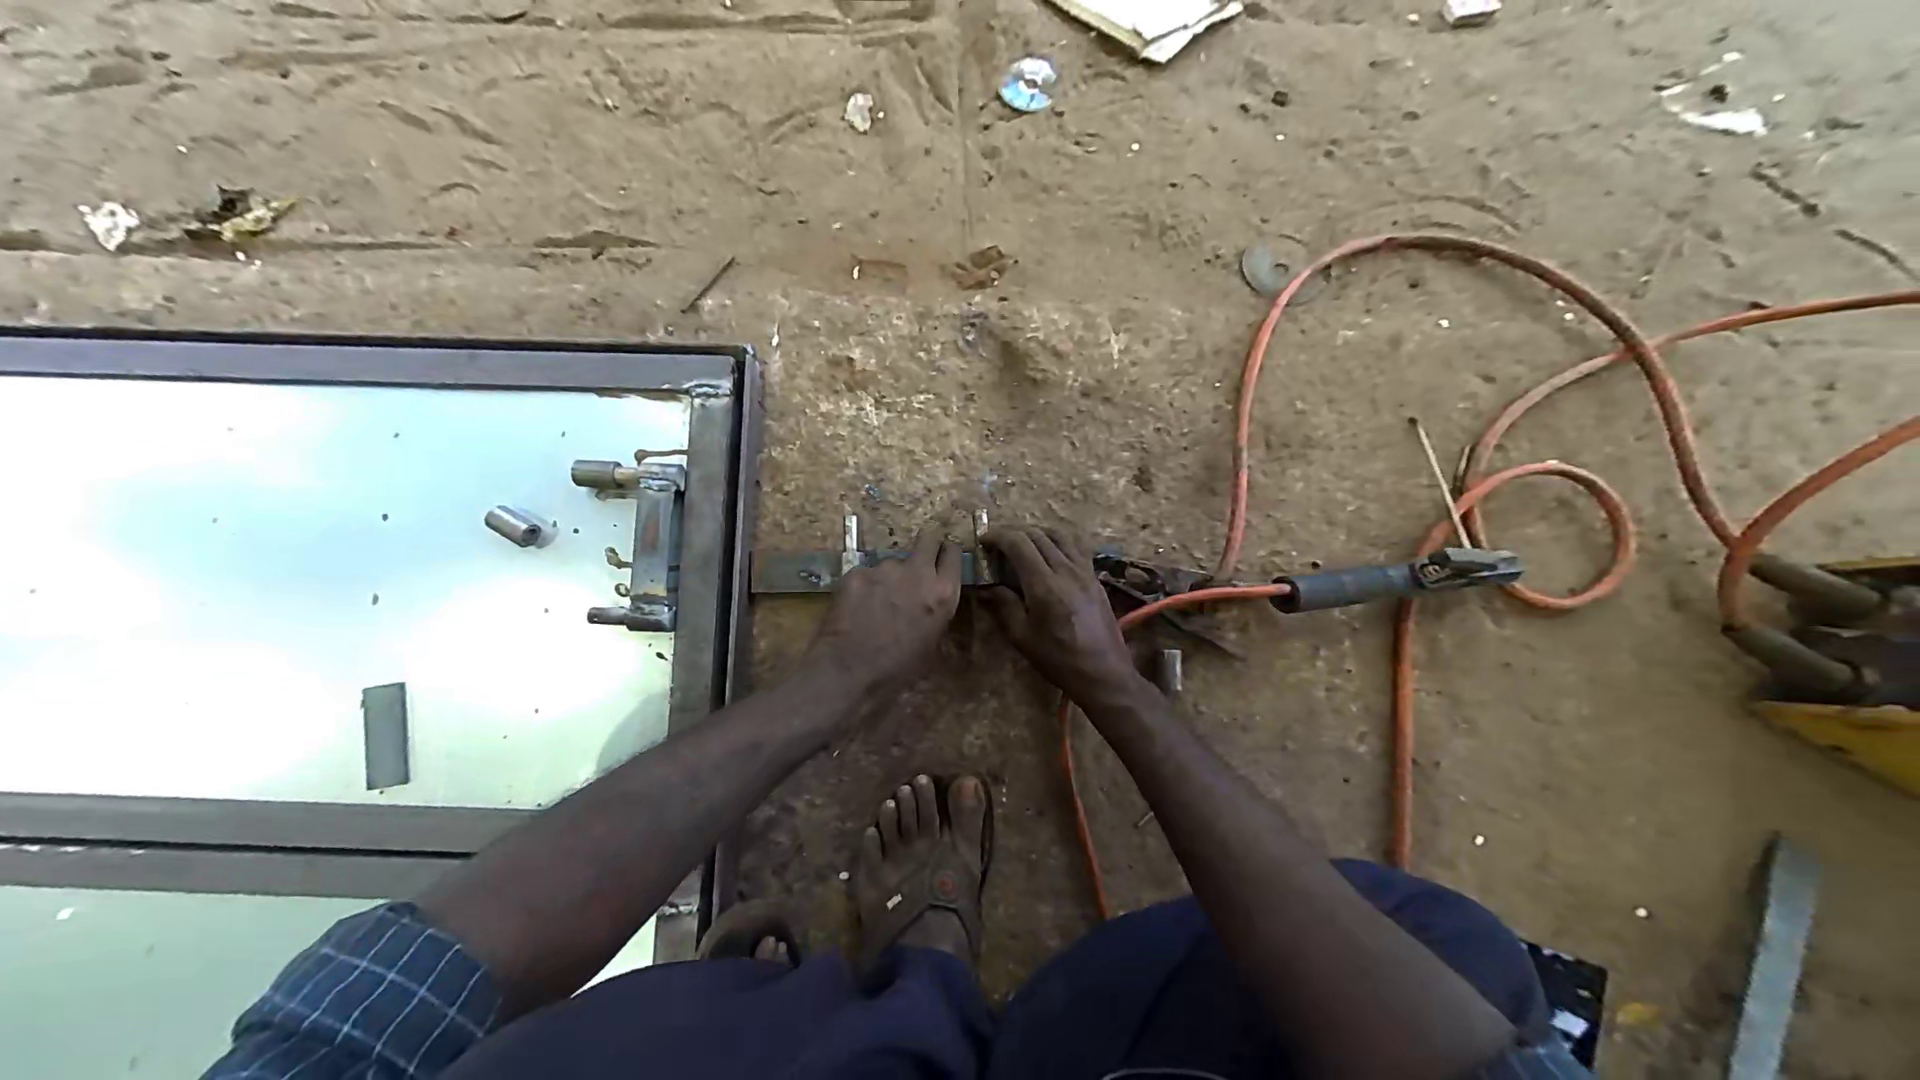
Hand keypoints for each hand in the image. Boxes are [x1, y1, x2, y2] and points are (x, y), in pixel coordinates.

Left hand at [803, 529, 962, 702]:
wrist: (850, 672)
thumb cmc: (897, 670)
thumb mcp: (931, 643)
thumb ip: (935, 612)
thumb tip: (929, 601)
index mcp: (943, 593)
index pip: (953, 553)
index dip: (947, 553)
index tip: (941, 558)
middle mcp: (917, 573)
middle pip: (927, 539)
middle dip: (924, 547)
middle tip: (915, 566)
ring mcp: (885, 569)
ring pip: (891, 562)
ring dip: (888, 578)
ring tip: (875, 605)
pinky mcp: (857, 572)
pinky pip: (865, 574)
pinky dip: (863, 588)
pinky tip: (854, 610)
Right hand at [979, 526, 1139, 705]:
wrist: (1103, 673)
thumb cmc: (1058, 659)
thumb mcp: (1022, 637)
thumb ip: (1004, 605)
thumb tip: (987, 586)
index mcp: (1044, 585)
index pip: (1018, 543)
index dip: (998, 537)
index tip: (984, 543)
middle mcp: (1066, 570)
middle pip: (1037, 535)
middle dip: (1013, 534)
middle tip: (998, 546)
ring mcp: (1085, 571)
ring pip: (1059, 535)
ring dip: (1037, 533)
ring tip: (1023, 545)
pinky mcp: (1095, 577)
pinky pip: (1077, 546)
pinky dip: (1059, 540)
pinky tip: (1051, 553)